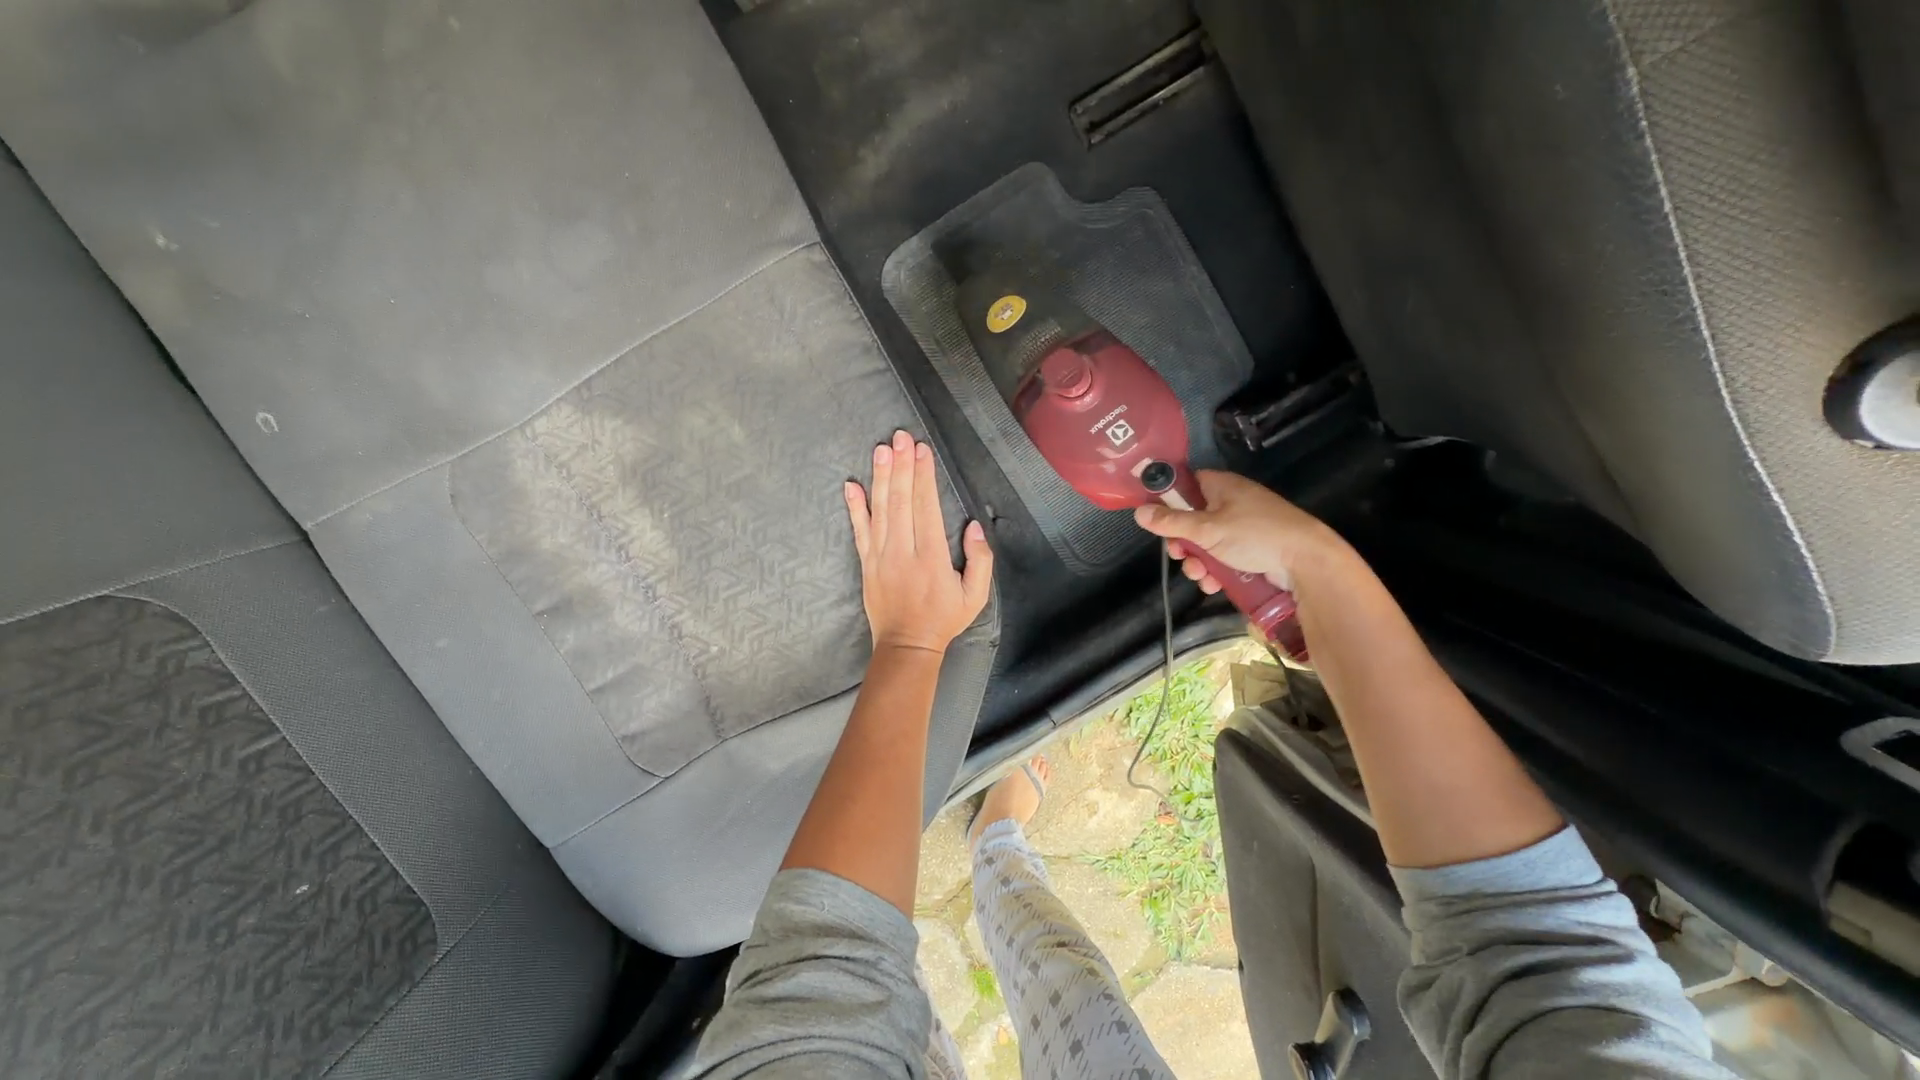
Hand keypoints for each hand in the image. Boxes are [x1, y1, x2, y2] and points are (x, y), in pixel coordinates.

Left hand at [845, 430, 993, 653]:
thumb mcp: (975, 596)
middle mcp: (903, 552)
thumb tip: (973, 526)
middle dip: (901, 466)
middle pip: (901, 501)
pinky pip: (859, 531)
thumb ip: (979, 560)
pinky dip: (855, 507)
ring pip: (879, 510)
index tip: (922, 451)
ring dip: (880, 477)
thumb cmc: (943, 619)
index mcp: (931, 558)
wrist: (906, 646)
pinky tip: (852, 485)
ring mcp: (880, 557)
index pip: (926, 508)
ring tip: (880, 450)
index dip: (924, 477)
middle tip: (899, 437)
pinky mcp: (866, 564)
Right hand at [1132, 470, 1346, 593]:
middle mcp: (1230, 502)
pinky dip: (1215, 570)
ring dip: (1198, 562)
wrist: (1306, 560)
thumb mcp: (1207, 529)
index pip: (1185, 485)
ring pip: (1206, 544)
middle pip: (1192, 519)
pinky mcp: (1252, 549)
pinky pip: (1223, 557)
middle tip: (1179, 555)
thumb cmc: (1255, 534)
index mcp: (1220, 486)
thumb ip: (1171, 522)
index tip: (1157, 521)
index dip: (1168, 502)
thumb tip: (1138, 511)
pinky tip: (1214, 584)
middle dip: (1182, 543)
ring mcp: (1242, 527)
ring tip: (1201, 576)